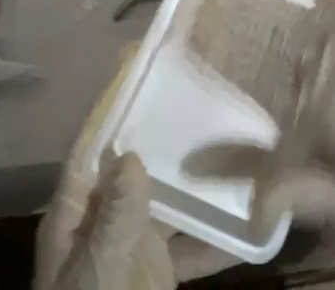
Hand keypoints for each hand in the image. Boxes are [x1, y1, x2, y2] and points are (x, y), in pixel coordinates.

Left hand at [37, 49, 237, 289]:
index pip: (92, 147)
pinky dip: (221, 233)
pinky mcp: (160, 270)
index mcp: (76, 214)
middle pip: (136, 166)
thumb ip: (116, 217)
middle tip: (209, 94)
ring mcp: (134, 245)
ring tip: (243, 142)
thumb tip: (133, 156)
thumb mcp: (100, 269)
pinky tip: (258, 214)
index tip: (139, 65)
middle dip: (167, 134)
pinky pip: (194, 244)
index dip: (110, 107)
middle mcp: (105, 220)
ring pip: (170, 200)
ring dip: (200, 179)